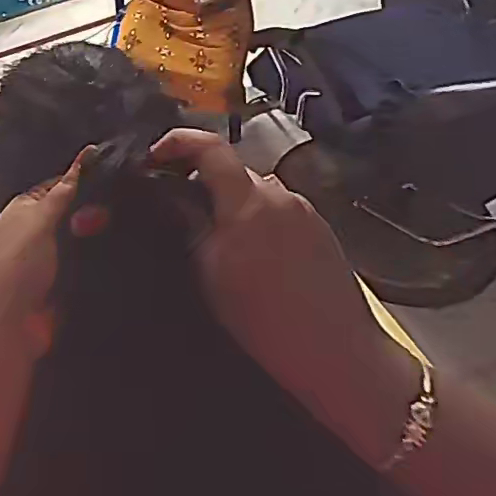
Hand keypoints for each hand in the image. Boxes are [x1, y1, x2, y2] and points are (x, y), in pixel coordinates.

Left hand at [0, 150, 107, 353]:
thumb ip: (66, 191)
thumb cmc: (15, 264)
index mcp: (28, 209)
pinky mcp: (68, 287)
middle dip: (97, 214)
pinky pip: (92, 269)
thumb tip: (88, 153)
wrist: (6, 328)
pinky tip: (127, 257)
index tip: (122, 179)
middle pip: (79, 214)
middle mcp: (40, 231)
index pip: (64, 186)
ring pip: (89, 242)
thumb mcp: (40, 218)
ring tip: (133, 232)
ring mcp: (54, 261)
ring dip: (103, 241)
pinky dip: (104, 265)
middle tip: (120, 214)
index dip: (88, 181)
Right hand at [148, 130, 391, 390]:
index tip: (156, 156)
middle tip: (183, 210)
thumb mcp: (211, 273)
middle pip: (232, 170)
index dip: (178, 141)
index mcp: (248, 200)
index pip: (209, 146)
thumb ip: (191, 223)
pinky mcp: (320, 228)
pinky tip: (257, 258)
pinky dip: (258, 221)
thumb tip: (172, 195)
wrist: (338, 354)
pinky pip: (278, 210)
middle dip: (204, 183)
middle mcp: (279, 195)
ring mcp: (304, 210)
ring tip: (222, 245)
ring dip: (232, 205)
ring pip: (254, 192)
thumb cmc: (267, 320)